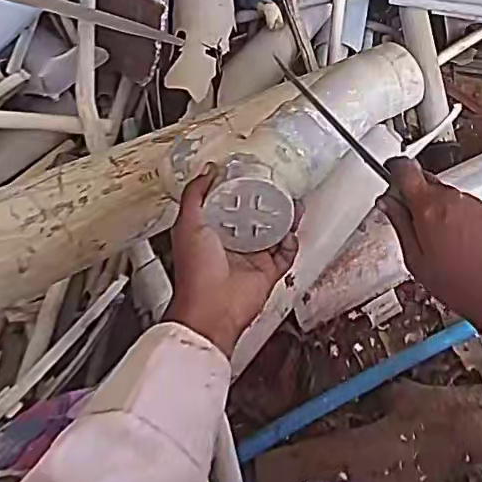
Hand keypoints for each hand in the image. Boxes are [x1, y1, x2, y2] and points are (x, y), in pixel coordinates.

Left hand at [165, 163, 296, 356]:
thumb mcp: (188, 224)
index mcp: (212, 230)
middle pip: (257, 215)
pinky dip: (291, 243)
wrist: (212, 310)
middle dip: (269, 201)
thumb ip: (195, 195)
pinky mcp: (268, 272)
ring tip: (293, 204)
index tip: (253, 172)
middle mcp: (233, 242)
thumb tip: (206, 171)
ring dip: (286, 218)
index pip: (230, 203)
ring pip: (275, 231)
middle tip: (280, 186)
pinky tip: (291, 233)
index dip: (241, 188)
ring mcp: (252, 257)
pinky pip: (286, 254)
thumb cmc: (195, 272)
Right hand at [383, 156, 481, 329]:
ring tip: (438, 238)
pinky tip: (456, 239)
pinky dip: (456, 214)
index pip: (405, 169)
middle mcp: (451, 197)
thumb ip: (399, 223)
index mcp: (428, 206)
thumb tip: (387, 204)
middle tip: (412, 220)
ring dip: (437, 206)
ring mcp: (470, 202)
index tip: (391, 175)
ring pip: (444, 193)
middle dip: (415, 195)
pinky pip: (462, 203)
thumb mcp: (414, 258)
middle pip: (425, 180)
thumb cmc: (458, 282)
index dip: (395, 169)